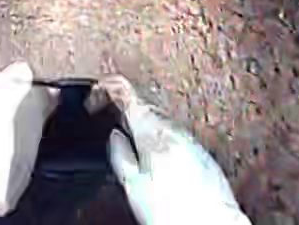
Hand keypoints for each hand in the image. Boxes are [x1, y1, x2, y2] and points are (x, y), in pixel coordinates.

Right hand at [100, 77, 249, 224]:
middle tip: (110, 121)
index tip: (95, 96)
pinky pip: (174, 137)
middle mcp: (172, 127)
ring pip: (159, 122)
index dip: (105, 87)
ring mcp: (190, 138)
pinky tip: (158, 162)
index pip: (124, 91)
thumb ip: (119, 155)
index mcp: (151, 128)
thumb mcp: (134, 187)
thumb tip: (114, 137)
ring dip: (143, 127)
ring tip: (133, 145)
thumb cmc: (175, 214)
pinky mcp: (203, 154)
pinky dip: (161, 141)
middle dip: (125, 112)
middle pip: (142, 106)